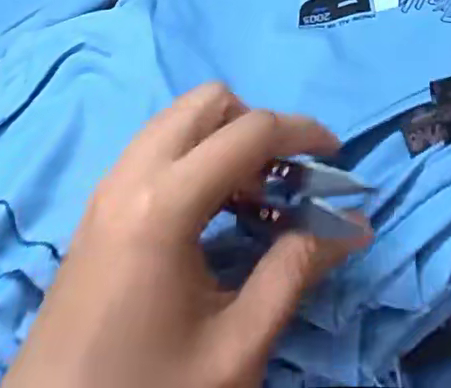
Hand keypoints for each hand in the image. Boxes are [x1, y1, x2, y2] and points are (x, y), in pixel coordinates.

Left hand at [3, 82, 368, 387]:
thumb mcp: (235, 347)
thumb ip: (294, 273)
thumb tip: (351, 226)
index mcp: (165, 202)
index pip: (249, 132)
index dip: (302, 133)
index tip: (337, 156)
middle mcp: (132, 174)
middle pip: (208, 102)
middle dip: (258, 125)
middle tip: (289, 176)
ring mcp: (108, 185)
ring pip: (178, 119)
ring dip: (226, 138)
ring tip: (259, 195)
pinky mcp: (99, 205)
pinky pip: (156, 148)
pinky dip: (196, 156)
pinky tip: (216, 212)